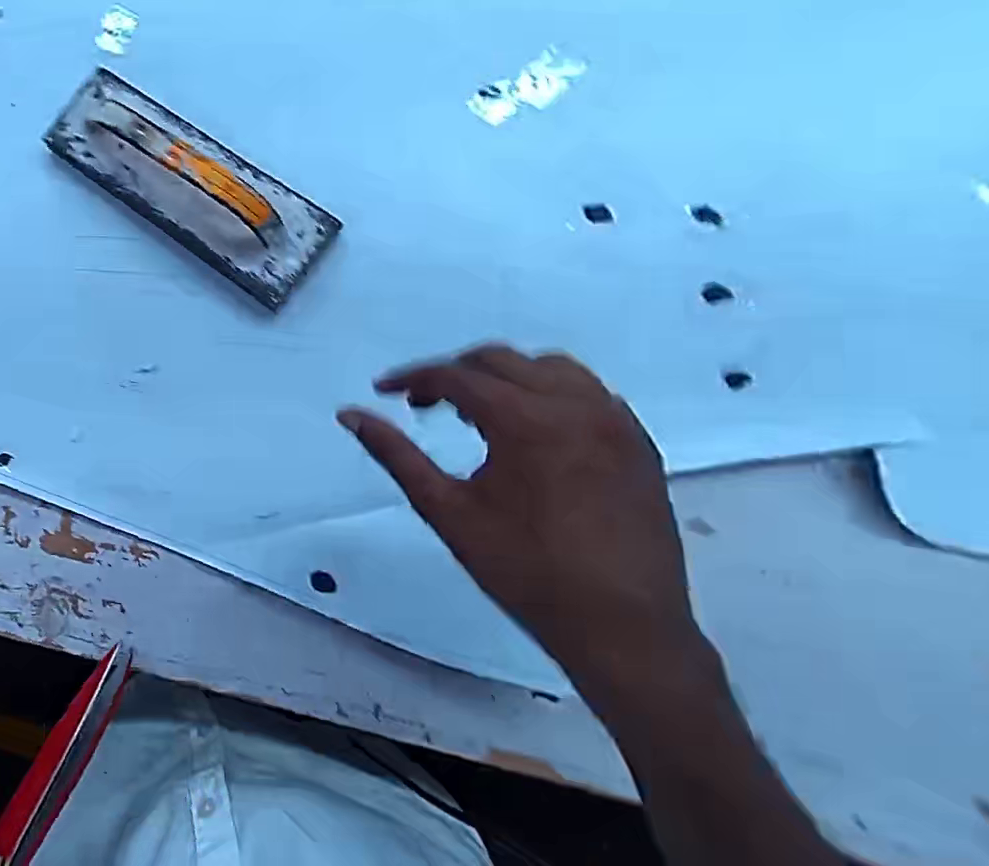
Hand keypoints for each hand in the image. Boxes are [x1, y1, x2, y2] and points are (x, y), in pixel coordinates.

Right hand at [338, 344, 702, 686]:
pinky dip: (549, 393)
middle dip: (454, 372)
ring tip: (478, 413)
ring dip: (505, 376)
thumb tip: (349, 414)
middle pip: (502, 361)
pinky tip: (530, 430)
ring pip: (551, 368)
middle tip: (422, 403)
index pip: (456, 376)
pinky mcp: (638, 445)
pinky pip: (589, 393)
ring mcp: (615, 424)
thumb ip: (395, 453)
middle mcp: (576, 408)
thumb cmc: (522, 569)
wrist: (621, 627)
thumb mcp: (444, 509)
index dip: (413, 378)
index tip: (385, 390)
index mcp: (526, 421)